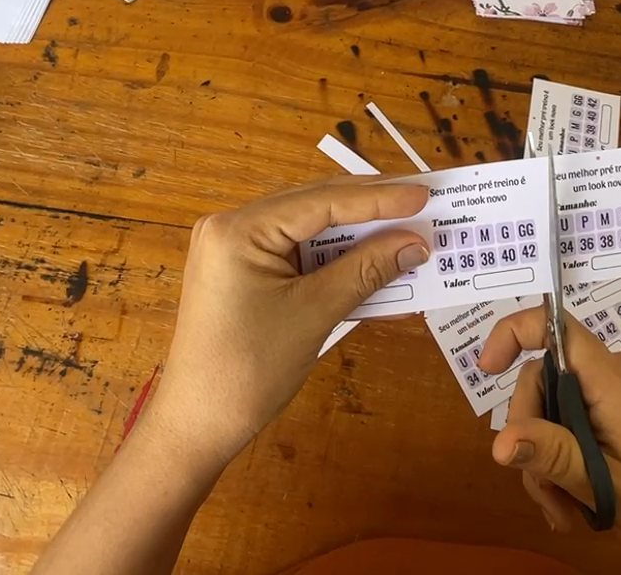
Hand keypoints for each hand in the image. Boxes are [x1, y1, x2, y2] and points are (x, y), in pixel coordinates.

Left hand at [141, 179, 431, 472]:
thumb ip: (366, 270)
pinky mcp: (241, 267)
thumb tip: (416, 243)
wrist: (196, 427)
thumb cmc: (250, 371)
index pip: (321, 201)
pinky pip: (296, 248)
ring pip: (307, 224)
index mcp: (240, 228)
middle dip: (369, 207)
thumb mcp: (314, 315)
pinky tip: (369, 254)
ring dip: (354, 231)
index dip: (378, 198)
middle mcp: (232, 224)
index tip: (424, 193)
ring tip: (402, 224)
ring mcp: (233, 245)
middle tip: (420, 202)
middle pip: (313, 205)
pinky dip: (333, 255)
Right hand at [479, 307, 620, 574]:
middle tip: (541, 495)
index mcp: (612, 379)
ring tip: (563, 512)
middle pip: (549, 379)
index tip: (485, 370)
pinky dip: (573, 454)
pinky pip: (587, 418)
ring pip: (564, 406)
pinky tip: (577, 502)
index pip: (553, 325)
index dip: (512, 332)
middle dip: (533, 433)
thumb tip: (495, 442)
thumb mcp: (606, 488)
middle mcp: (619, 372)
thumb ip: (551, 455)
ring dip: (552, 455)